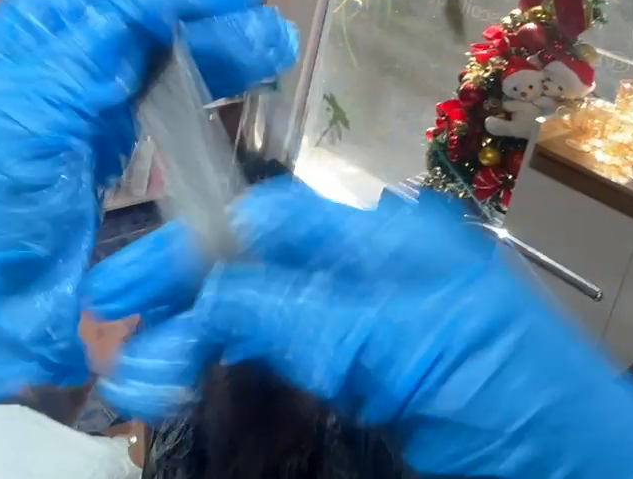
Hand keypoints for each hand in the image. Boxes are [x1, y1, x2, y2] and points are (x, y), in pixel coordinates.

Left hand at [0, 0, 296, 402]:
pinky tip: (239, 80)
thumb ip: (100, 41)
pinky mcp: (110, 146)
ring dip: (211, 49)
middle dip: (199, 16)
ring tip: (275, 45)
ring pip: (154, 60)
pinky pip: (158, 102)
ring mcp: (84, 105)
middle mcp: (55, 63)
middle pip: (135, 23)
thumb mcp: (43, 100)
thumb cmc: (1, 188)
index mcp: (24, 40)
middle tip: (263, 17)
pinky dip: (198, 87)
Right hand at [85, 179, 632, 478]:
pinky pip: (282, 350)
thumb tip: (203, 299)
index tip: (132, 286)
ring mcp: (368, 323)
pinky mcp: (366, 375)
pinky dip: (232, 358)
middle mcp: (369, 265)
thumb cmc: (521, 413)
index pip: (267, 218)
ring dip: (197, 327)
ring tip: (139, 361)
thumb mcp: (406, 354)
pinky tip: (195, 369)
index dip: (196, 245)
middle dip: (182, 286)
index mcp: (384, 238)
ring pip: (258, 305)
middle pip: (253, 258)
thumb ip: (299, 318)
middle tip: (111, 320)